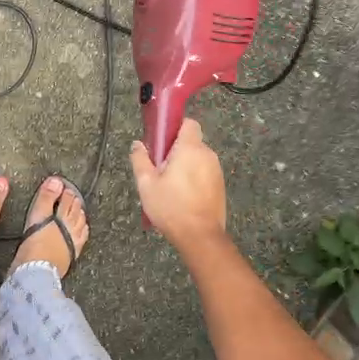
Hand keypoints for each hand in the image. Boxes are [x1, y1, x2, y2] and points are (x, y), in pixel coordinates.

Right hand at [129, 117, 227, 245]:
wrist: (200, 236)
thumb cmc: (171, 206)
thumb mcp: (146, 183)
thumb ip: (140, 159)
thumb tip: (137, 144)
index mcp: (190, 149)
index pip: (188, 123)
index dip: (175, 128)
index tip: (161, 142)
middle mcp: (207, 155)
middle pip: (191, 142)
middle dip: (176, 151)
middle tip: (160, 169)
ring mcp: (216, 171)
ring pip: (198, 159)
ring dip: (185, 166)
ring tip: (170, 186)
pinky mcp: (220, 186)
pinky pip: (204, 173)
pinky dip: (194, 178)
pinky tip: (183, 196)